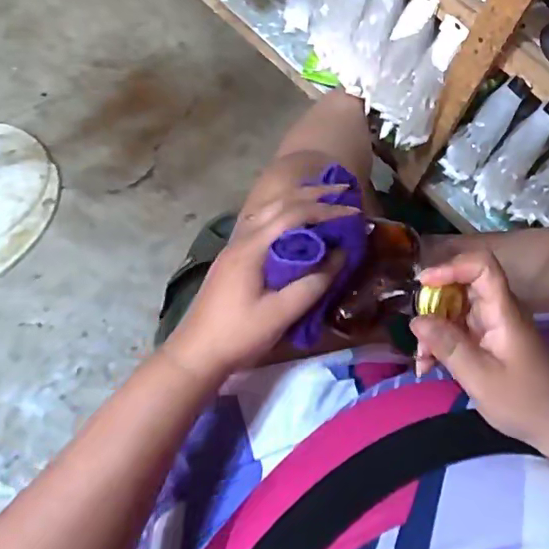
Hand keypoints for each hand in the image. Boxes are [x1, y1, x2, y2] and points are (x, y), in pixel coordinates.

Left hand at [164, 184, 353, 381]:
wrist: (194, 356)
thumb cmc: (237, 336)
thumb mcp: (280, 314)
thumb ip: (313, 284)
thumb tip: (341, 255)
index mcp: (252, 248)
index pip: (294, 214)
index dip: (326, 210)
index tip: (354, 214)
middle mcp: (242, 239)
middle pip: (280, 203)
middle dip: (314, 194)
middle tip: (345, 192)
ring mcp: (235, 247)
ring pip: (269, 210)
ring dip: (299, 200)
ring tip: (325, 200)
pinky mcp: (235, 258)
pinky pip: (264, 222)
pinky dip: (286, 213)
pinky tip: (298, 223)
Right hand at [409, 249, 548, 448]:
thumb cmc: (525, 401)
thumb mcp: (482, 379)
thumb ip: (449, 347)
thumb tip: (416, 319)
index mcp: (502, 310)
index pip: (482, 266)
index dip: (452, 266)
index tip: (424, 284)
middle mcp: (496, 308)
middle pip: (461, 284)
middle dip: (433, 304)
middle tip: (415, 334)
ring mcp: (491, 323)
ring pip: (454, 307)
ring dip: (432, 327)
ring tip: (421, 359)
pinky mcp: (486, 338)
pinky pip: (457, 327)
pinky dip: (440, 341)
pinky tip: (429, 365)